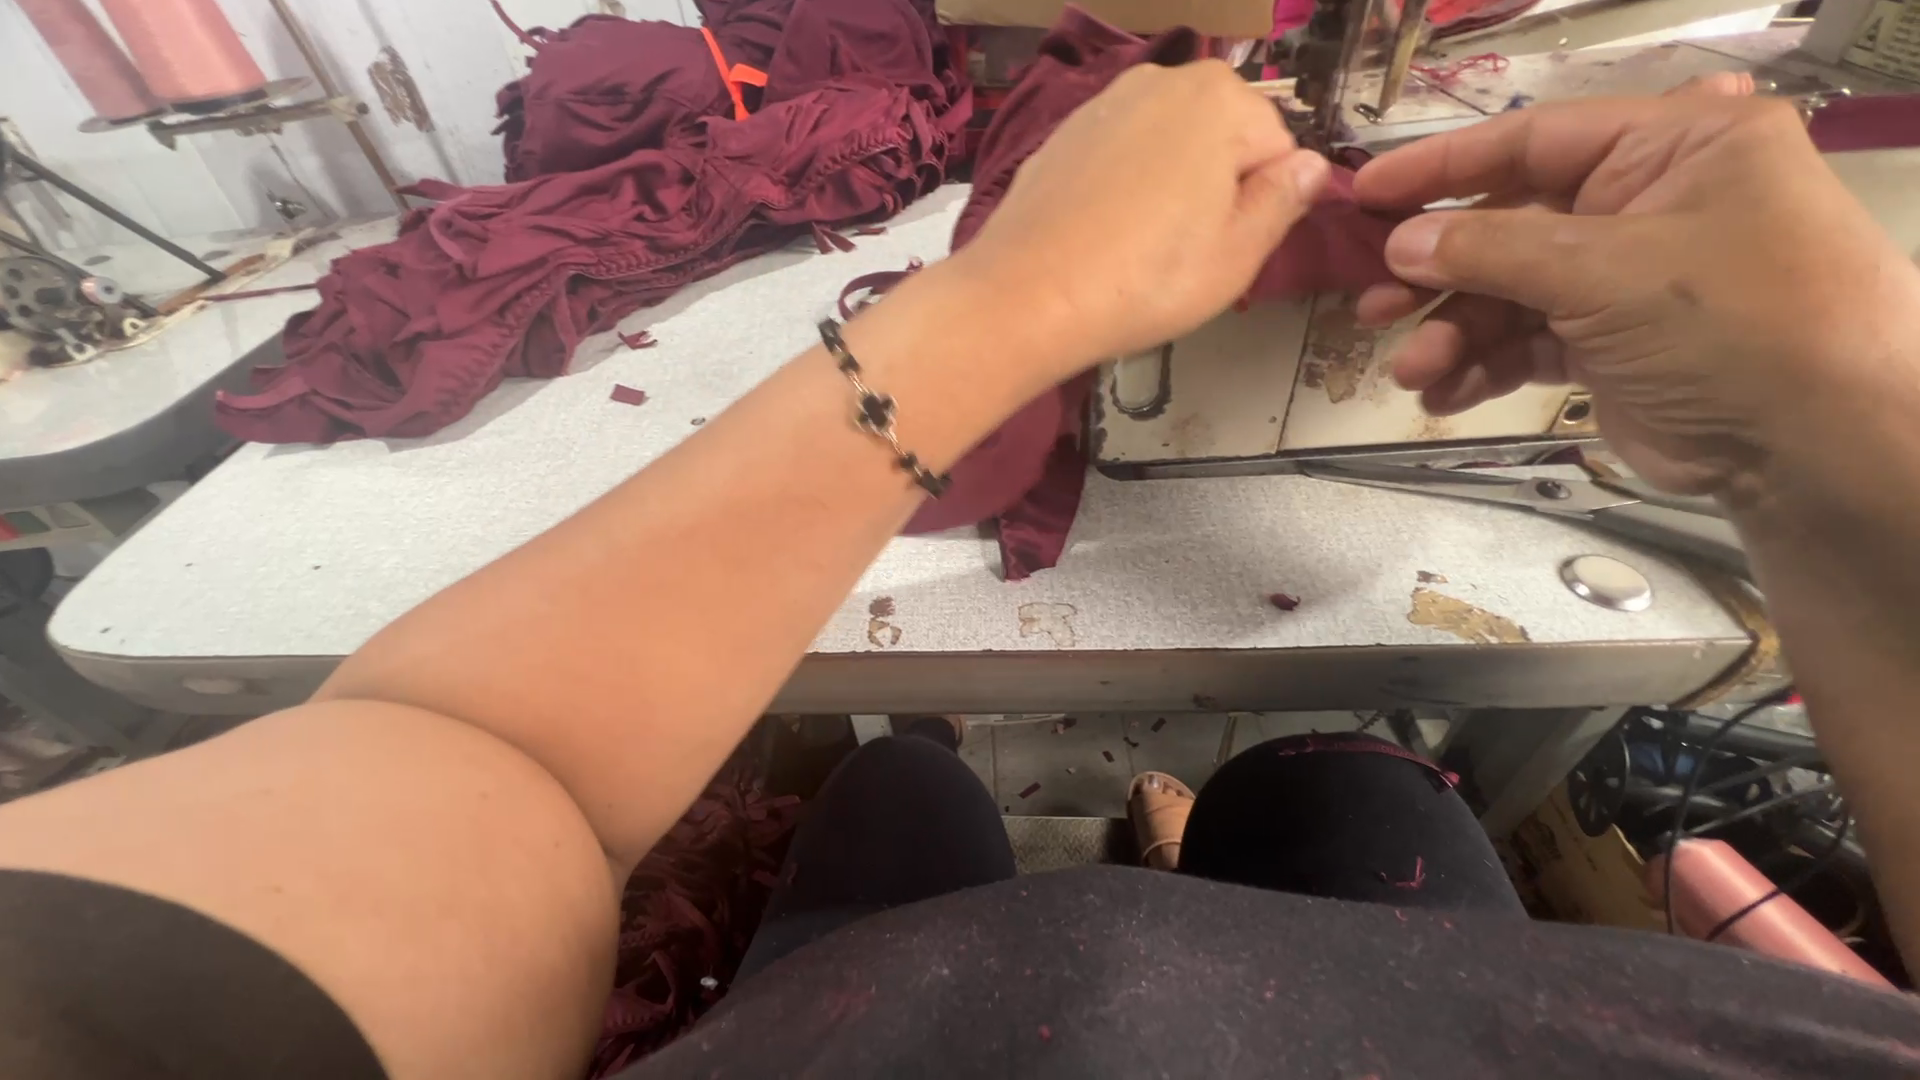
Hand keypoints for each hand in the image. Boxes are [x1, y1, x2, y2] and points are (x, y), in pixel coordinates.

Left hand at [950, 60, 1330, 376]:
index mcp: (1220, 98)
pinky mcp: (1059, 137)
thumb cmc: (1144, 281)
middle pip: (1217, 138)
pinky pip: (1114, 158)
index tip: (1224, 250)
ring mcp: (1102, 104)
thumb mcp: (1236, 256)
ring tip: (1135, 248)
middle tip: (1179, 253)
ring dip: (1164, 188)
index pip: (1275, 150)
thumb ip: (1283, 201)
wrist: (1026, 297)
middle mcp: (1161, 79)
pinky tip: (1098, 234)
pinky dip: (1117, 189)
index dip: (1259, 207)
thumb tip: (1310, 166)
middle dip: (1211, 189)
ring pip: (1163, 146)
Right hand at [1353, 93, 1919, 494]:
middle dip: (1435, 274)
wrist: (1805, 446)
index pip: (1533, 141)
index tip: (1366, 192)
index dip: (1441, 166)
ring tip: (1411, 372)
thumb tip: (1400, 243)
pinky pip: (1517, 344)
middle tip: (1371, 306)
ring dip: (1449, 336)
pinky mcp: (1598, 343)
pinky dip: (1477, 369)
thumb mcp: (1607, 272)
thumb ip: (1493, 251)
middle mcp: (1638, 207)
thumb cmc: (1731, 324)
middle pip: (1503, 228)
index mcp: (1669, 151)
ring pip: (1501, 296)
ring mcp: (1615, 280)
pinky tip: (1443, 396)